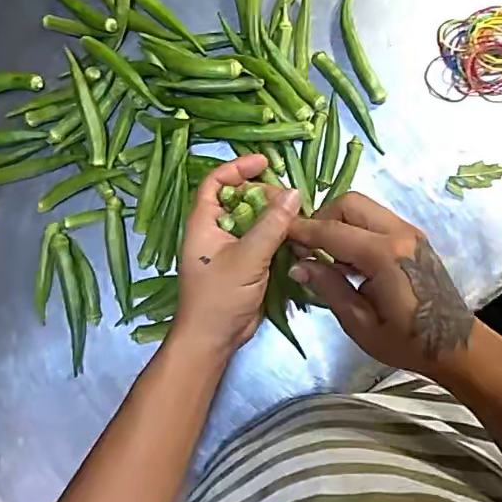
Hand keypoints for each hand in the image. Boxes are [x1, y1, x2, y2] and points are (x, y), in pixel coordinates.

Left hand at [170, 154, 297, 356]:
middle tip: (290, 197)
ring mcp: (230, 248)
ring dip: (275, 214)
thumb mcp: (248, 258)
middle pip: (239, 198)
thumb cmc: (220, 297)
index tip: (265, 162)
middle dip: (265, 193)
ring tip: (298, 213)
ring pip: (254, 219)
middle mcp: (215, 231)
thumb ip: (272, 225)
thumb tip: (295, 193)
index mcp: (203, 223)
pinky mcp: (245, 264)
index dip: (238, 168)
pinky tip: (297, 234)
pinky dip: (278, 234)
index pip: (216, 182)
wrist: (213, 340)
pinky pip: (263, 239)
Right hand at [286, 192, 477, 378]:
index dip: (303, 231)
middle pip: (350, 203)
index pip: (333, 230)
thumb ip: (329, 288)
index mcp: (385, 256)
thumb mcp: (360, 323)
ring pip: (364, 208)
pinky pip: (376, 220)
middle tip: (308, 247)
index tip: (280, 235)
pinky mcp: (414, 238)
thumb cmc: (408, 342)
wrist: (454, 344)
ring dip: (340, 222)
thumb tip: (299, 266)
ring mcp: (410, 232)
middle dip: (323, 218)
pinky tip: (349, 259)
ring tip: (326, 255)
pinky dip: (356, 229)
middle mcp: (399, 234)